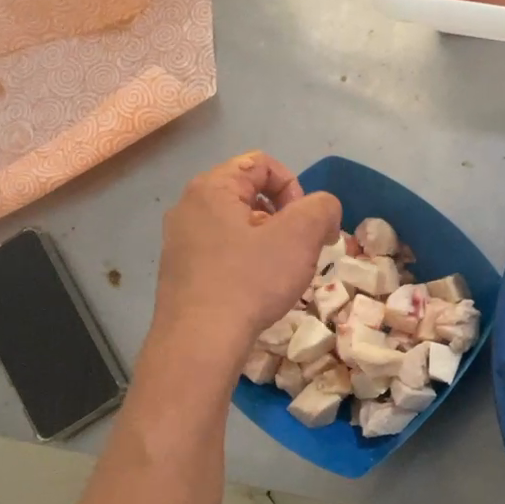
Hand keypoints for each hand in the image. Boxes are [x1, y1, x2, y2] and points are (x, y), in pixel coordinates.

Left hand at [149, 152, 340, 377]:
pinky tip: (257, 290)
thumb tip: (324, 209)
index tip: (308, 225)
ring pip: (237, 225)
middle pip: (249, 193)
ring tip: (281, 273)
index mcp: (212, 187)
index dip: (295, 187)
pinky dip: (247, 262)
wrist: (200, 340)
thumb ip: (322, 208)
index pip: (261, 163)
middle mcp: (189, 206)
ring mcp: (180, 240)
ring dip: (268, 241)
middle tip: (301, 251)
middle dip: (285, 217)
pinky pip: (222, 251)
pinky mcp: (181, 271)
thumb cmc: (250, 281)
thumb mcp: (300, 237)